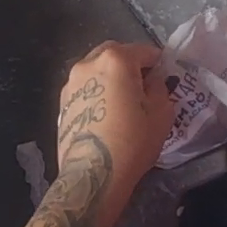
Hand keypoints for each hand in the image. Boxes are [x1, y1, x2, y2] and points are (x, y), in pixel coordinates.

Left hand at [57, 41, 173, 184]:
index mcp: (116, 59)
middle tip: (143, 87)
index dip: (158, 63)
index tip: (165, 78)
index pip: (144, 51)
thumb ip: (160, 86)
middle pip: (116, 54)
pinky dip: (97, 91)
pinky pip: (86, 87)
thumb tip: (152, 80)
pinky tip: (106, 113)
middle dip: (131, 65)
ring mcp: (71, 82)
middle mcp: (89, 63)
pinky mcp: (62, 102)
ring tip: (123, 102)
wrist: (93, 175)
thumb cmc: (132, 141)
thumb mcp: (162, 112)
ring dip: (112, 77)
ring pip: (98, 69)